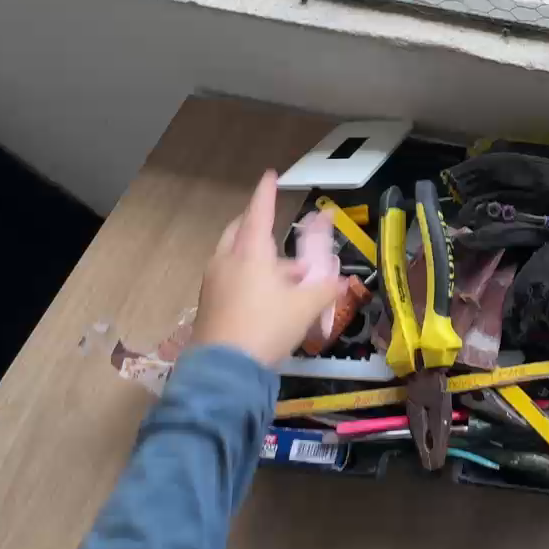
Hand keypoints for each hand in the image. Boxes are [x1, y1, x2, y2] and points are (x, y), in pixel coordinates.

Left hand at [192, 170, 340, 366]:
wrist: (222, 373)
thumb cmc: (266, 327)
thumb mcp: (305, 307)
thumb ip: (325, 289)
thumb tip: (341, 281)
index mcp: (250, 253)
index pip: (260, 212)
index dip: (267, 192)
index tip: (271, 174)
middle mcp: (227, 260)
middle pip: (238, 229)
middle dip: (255, 222)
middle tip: (273, 223)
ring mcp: (213, 282)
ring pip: (233, 254)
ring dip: (256, 253)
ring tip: (285, 271)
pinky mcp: (208, 304)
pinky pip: (228, 275)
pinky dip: (247, 273)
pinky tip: (268, 294)